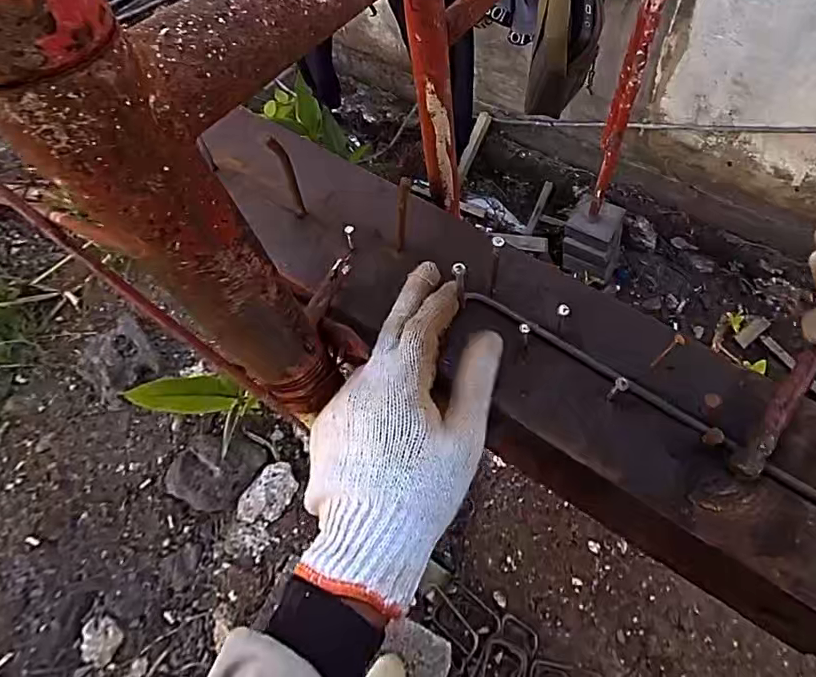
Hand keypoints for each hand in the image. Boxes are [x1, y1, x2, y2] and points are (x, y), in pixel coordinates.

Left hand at [297, 263, 502, 617]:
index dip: (441, 301)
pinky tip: (397, 388)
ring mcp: (342, 403)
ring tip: (421, 328)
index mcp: (399, 380)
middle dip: (412, 295)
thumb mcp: (464, 434)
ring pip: (376, 359)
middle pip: (392, 326)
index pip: (423, 325)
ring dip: (399, 339)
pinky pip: (362, 387)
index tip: (454, 285)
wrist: (365, 545)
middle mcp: (364, 383)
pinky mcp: (329, 425)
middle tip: (427, 271)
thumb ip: (476, 378)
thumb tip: (486, 338)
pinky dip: (382, 374)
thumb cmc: (422, 492)